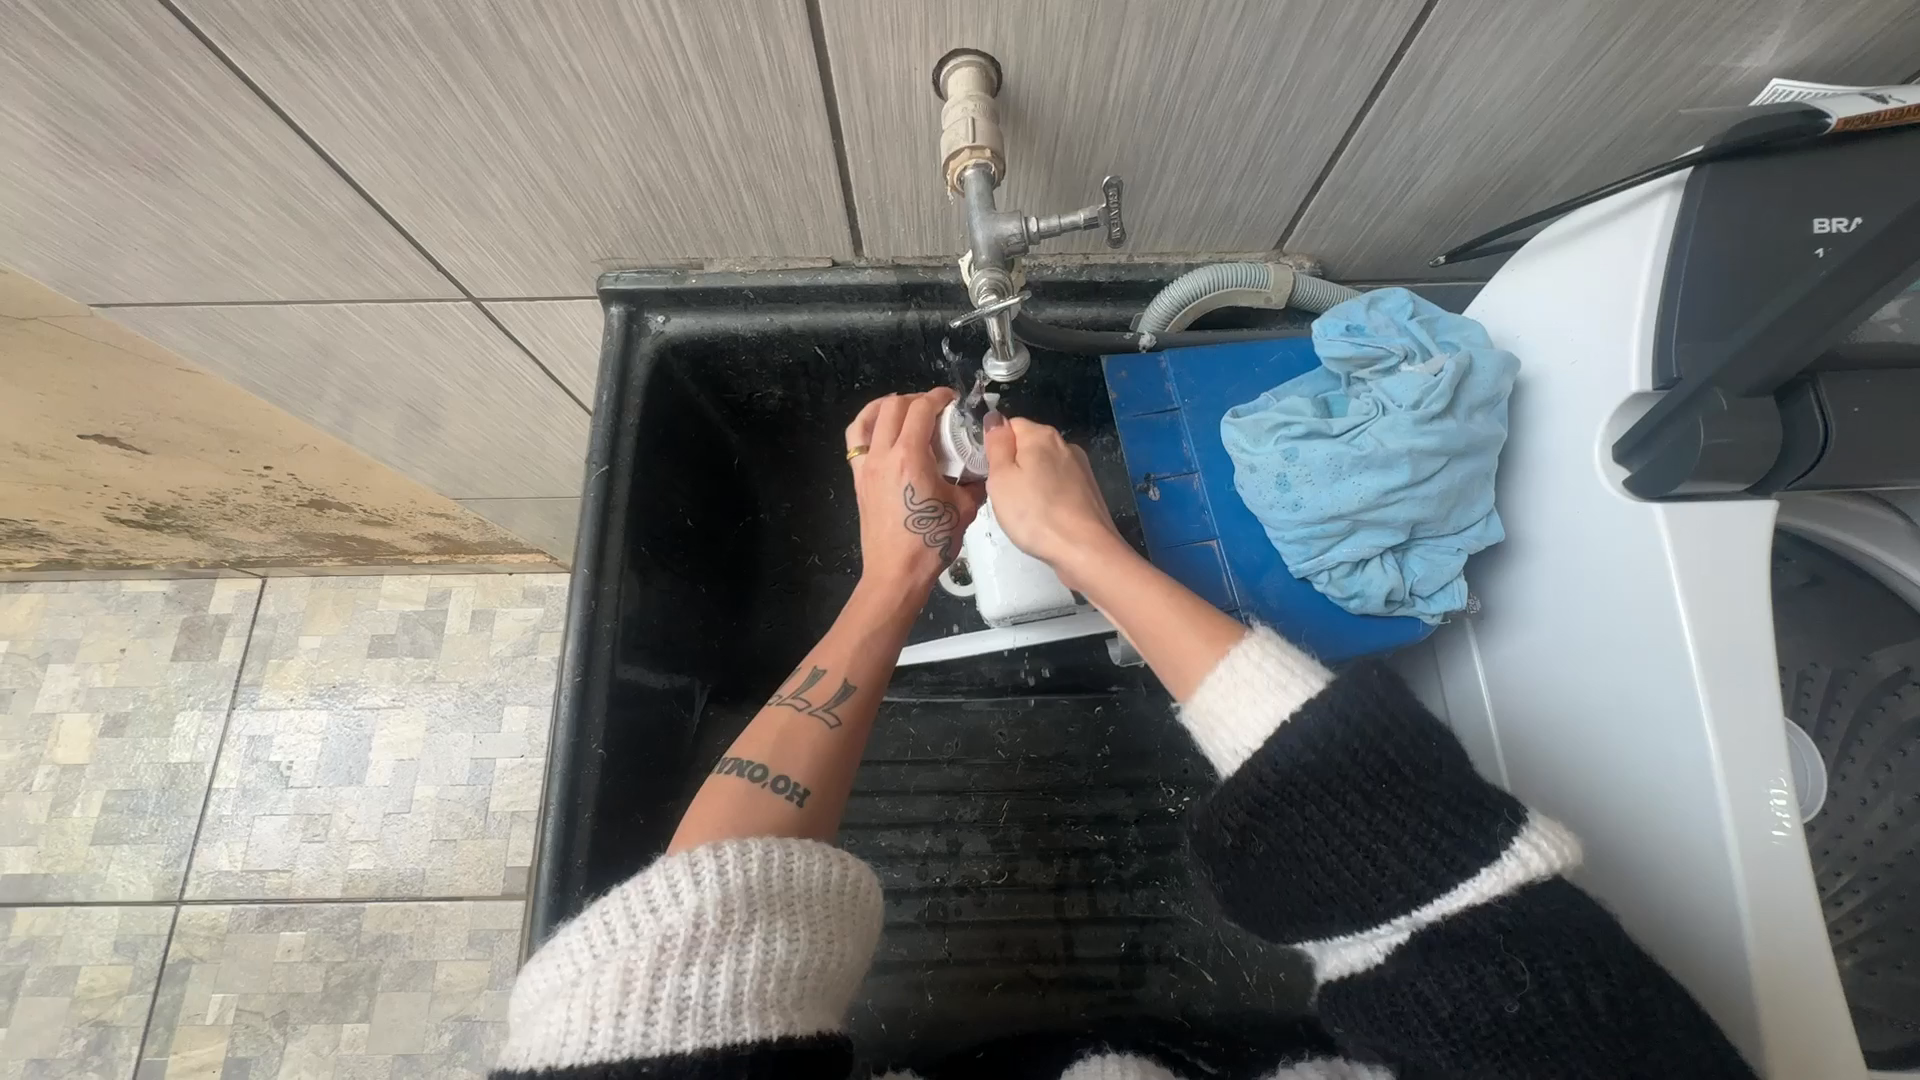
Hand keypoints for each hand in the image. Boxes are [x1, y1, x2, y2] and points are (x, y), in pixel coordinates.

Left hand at [845, 388, 984, 594]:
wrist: (896, 573)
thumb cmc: (930, 543)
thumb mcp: (964, 509)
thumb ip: (975, 483)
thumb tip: (983, 472)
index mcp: (910, 458)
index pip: (922, 409)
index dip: (939, 397)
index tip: (953, 400)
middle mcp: (883, 455)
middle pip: (895, 406)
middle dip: (918, 399)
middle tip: (936, 409)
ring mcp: (866, 467)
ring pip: (869, 418)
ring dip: (888, 406)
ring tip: (906, 411)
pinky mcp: (858, 480)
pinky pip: (856, 441)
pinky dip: (868, 426)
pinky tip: (883, 431)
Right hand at [982, 415, 1127, 589]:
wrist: (1085, 550)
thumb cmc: (1035, 514)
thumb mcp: (1001, 478)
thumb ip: (996, 445)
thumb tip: (994, 418)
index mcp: (1041, 435)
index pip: (1010, 426)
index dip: (996, 448)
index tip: (991, 475)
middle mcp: (1064, 444)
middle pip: (1028, 447)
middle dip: (1014, 467)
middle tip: (1005, 497)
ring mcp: (1080, 467)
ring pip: (1044, 468)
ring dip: (1031, 484)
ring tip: (1025, 512)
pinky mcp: (1088, 490)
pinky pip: (1058, 485)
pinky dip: (1048, 497)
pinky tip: (1044, 518)